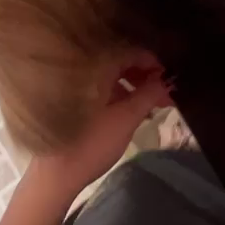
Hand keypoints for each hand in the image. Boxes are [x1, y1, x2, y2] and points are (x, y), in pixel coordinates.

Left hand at [22, 70, 170, 207]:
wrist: (55, 173)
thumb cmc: (93, 143)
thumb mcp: (127, 118)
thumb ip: (149, 94)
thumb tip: (167, 79)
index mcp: (96, 67)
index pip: (130, 51)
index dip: (152, 62)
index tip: (169, 78)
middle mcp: (84, 69)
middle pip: (121, 62)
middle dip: (145, 75)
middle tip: (165, 94)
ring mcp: (77, 85)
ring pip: (112, 76)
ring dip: (134, 86)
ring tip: (151, 105)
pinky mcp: (73, 101)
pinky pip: (102, 88)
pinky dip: (119, 95)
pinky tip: (131, 111)